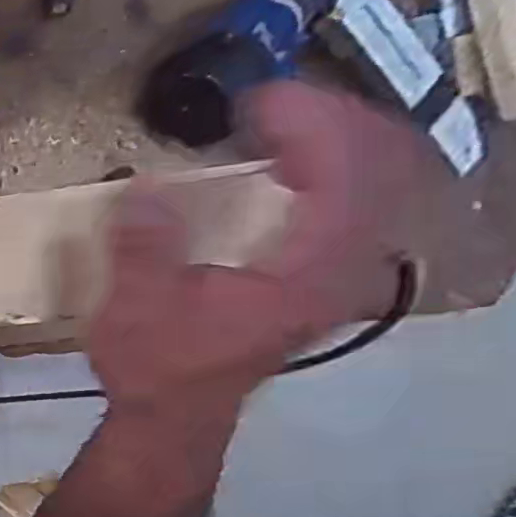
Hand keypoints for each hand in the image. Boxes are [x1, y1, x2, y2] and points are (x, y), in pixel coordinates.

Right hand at [89, 81, 427, 416]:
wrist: (172, 415)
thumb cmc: (158, 365)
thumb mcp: (137, 307)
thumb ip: (144, 245)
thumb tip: (144, 185)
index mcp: (308, 273)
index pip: (344, 176)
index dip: (310, 126)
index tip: (256, 101)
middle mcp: (341, 268)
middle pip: (378, 169)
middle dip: (330, 122)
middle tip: (269, 102)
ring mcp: (335, 274)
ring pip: (373, 186)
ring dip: (334, 143)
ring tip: (282, 122)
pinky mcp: (316, 279)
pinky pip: (350, 206)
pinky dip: (327, 173)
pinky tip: (289, 168)